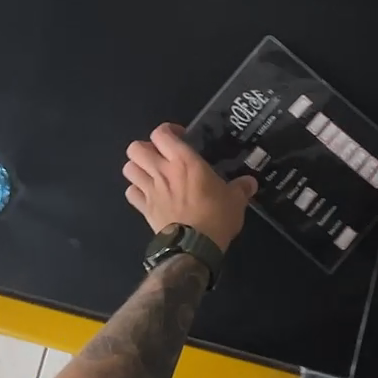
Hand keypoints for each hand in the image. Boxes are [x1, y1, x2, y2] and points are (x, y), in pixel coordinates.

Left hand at [123, 123, 256, 250]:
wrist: (195, 247)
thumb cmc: (216, 216)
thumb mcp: (236, 200)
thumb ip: (241, 188)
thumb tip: (250, 183)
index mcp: (184, 161)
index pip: (161, 133)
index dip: (167, 131)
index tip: (179, 138)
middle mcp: (162, 171)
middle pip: (135, 147)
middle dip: (145, 148)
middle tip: (160, 156)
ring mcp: (150, 190)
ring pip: (128, 168)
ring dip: (137, 168)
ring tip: (150, 173)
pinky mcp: (144, 209)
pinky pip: (130, 193)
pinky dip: (136, 191)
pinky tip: (147, 195)